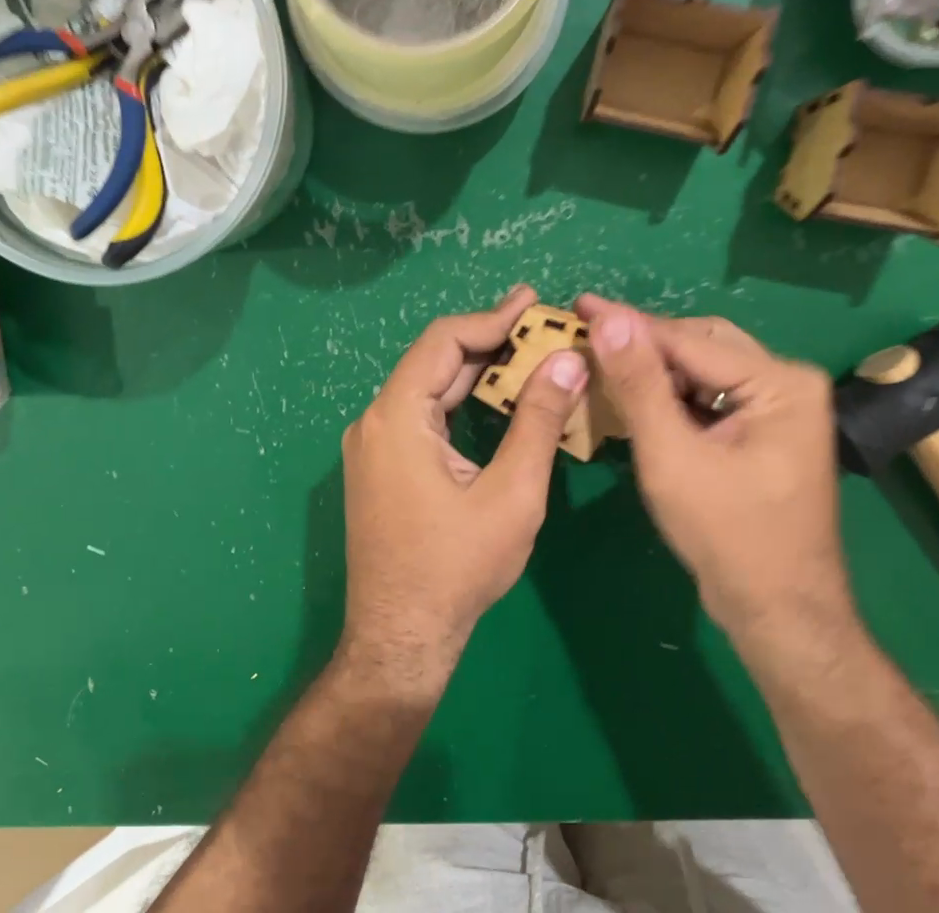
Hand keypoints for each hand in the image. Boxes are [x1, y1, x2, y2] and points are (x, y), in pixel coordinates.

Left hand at [340, 285, 587, 687]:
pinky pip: (420, 420)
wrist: (401, 635)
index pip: (442, 342)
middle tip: (542, 329)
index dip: (490, 318)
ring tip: (529, 357)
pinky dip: (458, 405)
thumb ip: (538, 422)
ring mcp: (371, 448)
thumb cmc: (457, 568)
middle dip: (489, 344)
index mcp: (396, 418)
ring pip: (427, 392)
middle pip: (433, 364)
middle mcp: (374, 422)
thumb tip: (567, 361)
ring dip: (475, 374)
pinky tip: (495, 402)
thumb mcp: (511, 494)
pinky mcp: (379, 470)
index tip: (531, 302)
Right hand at [575, 295, 855, 654]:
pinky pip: (712, 399)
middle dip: (644, 344)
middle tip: (588, 334)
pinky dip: (674, 399)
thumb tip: (608, 319)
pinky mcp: (766, 435)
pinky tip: (638, 401)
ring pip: (705, 371)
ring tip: (605, 365)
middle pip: (702, 346)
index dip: (629, 324)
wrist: (779, 610)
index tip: (579, 304)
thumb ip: (639, 385)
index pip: (689, 340)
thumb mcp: (672, 457)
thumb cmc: (726, 535)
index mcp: (780, 382)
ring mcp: (781, 411)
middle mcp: (789, 384)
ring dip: (657, 371)